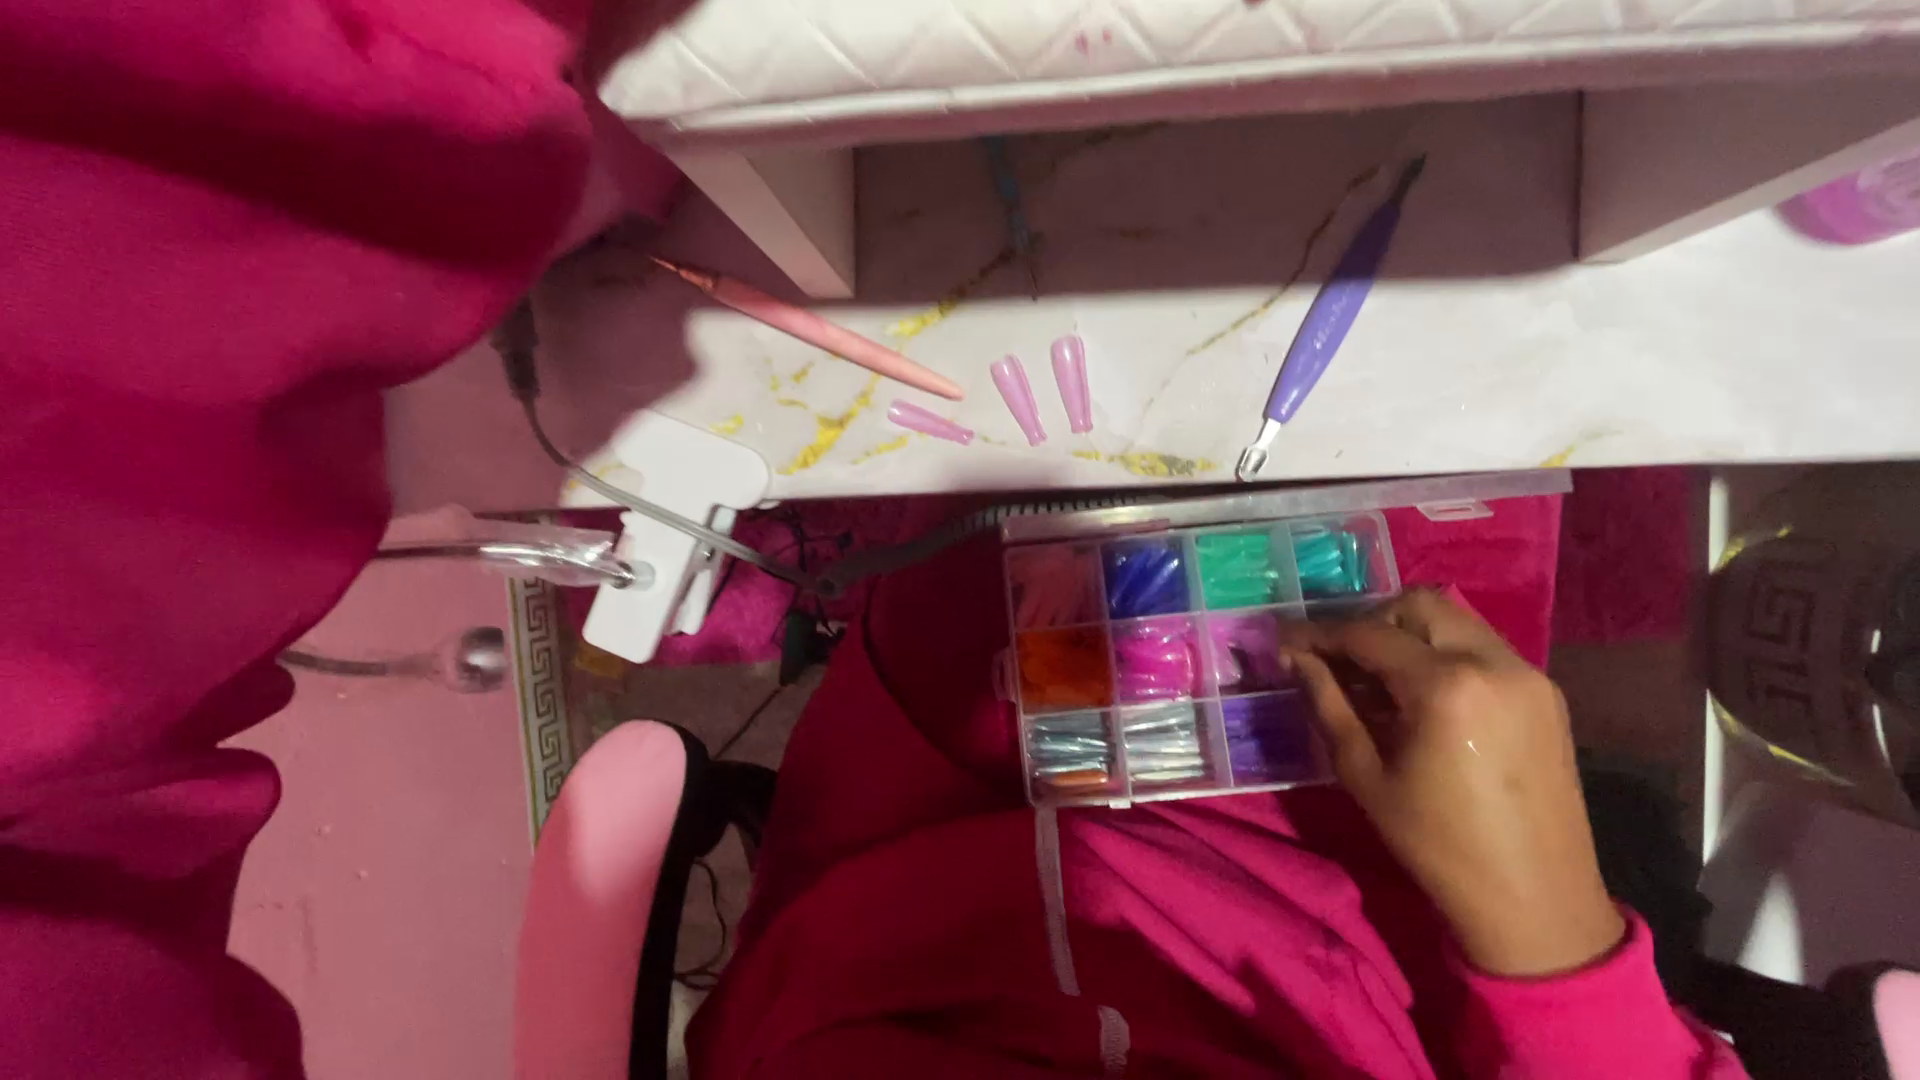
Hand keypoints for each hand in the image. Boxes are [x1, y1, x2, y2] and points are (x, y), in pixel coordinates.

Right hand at [1280, 588, 1624, 976]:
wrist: (1534, 898)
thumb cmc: (1435, 843)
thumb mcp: (1363, 772)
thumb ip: (1327, 702)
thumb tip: (1294, 657)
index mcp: (1446, 686)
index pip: (1368, 633)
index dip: (1318, 632)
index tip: (1283, 637)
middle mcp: (1494, 664)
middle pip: (1419, 605)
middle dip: (1370, 621)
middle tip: (1339, 658)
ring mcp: (1528, 675)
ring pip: (1454, 620)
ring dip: (1407, 634)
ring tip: (1376, 677)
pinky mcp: (1545, 693)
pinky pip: (1481, 647)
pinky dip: (1441, 653)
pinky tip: (1419, 695)